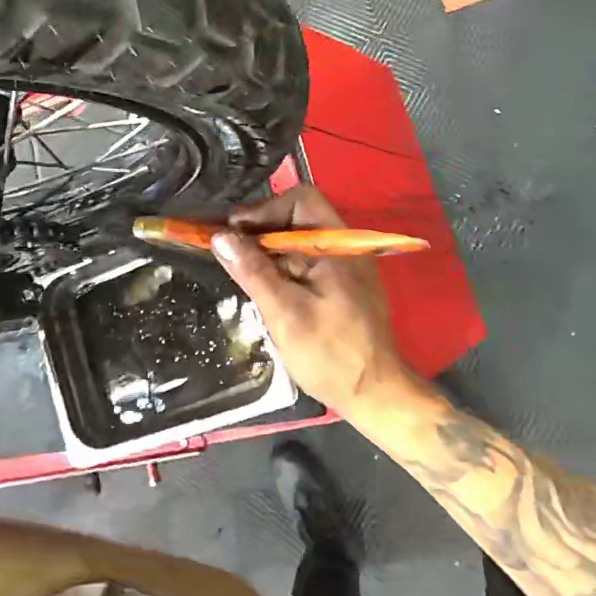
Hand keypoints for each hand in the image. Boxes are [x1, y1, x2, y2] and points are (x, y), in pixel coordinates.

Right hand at [212, 186, 410, 412]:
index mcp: (339, 245)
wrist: (375, 395)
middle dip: (261, 231)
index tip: (233, 233)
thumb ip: (253, 271)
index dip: (264, 210)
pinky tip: (263, 286)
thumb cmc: (331, 354)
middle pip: (299, 219)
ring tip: (239, 269)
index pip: (301, 201)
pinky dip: (281, 268)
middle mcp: (346, 248)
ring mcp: (345, 268)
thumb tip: (220, 237)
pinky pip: (305, 263)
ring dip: (268, 251)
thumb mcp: (285, 312)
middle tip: (229, 252)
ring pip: (299, 242)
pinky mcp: (341, 287)